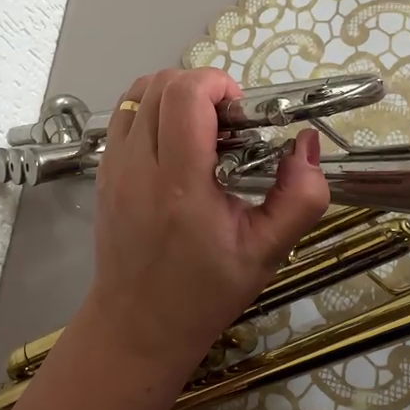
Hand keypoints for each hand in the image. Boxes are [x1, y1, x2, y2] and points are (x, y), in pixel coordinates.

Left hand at [75, 68, 328, 375]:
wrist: (138, 325)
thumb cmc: (204, 292)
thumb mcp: (266, 252)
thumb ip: (299, 198)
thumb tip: (306, 143)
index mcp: (180, 184)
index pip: (185, 96)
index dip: (217, 84)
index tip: (241, 112)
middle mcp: (139, 165)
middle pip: (161, 84)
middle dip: (200, 86)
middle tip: (226, 121)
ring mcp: (114, 164)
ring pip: (139, 92)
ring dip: (174, 92)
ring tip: (200, 126)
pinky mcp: (103, 169)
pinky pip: (124, 114)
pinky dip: (151, 108)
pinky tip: (174, 140)